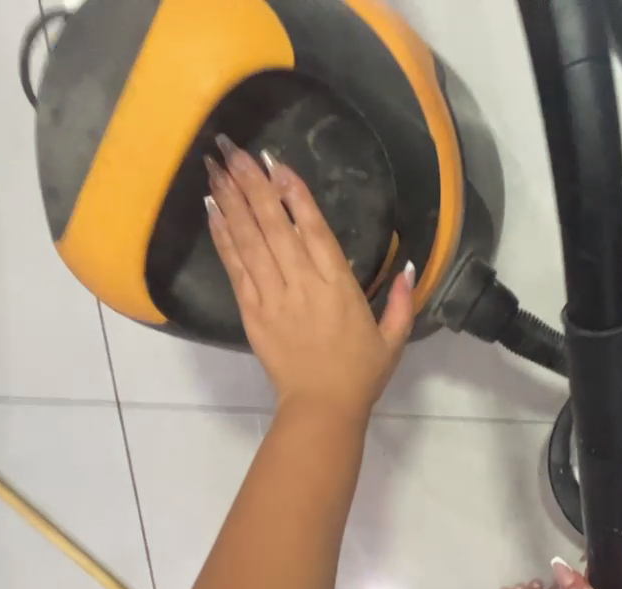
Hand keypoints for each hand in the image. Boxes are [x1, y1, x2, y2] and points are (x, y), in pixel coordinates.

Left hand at [206, 135, 413, 416]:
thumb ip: (401, 301)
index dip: (294, 195)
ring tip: (215, 166)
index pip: (314, 230)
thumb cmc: (361, 374)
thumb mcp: (393, 340)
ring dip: (231, 200)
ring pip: (250, 240)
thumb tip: (408, 266)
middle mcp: (304, 284)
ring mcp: (274, 297)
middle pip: (275, 225)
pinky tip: (213, 209)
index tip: (276, 164)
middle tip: (232, 149)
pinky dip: (223, 236)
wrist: (323, 407)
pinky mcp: (253, 312)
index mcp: (339, 287)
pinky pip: (235, 267)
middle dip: (252, 184)